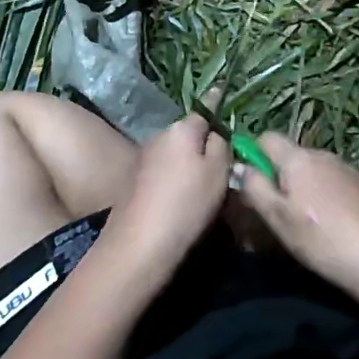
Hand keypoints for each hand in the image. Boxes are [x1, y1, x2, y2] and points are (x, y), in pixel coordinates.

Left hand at [98, 113, 231, 275]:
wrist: (140, 241)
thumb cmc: (187, 202)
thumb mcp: (219, 171)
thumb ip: (221, 145)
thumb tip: (214, 136)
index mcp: (180, 128)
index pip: (204, 116)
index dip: (217, 134)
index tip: (226, 157)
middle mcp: (157, 135)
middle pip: (186, 137)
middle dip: (199, 152)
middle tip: (215, 180)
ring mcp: (141, 157)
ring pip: (172, 156)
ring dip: (183, 169)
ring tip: (196, 197)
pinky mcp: (131, 180)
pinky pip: (159, 174)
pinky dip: (168, 184)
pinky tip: (174, 205)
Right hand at [239, 133, 358, 295]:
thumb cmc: (322, 239)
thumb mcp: (277, 218)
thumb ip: (254, 188)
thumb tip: (241, 167)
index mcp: (298, 158)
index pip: (266, 137)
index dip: (254, 154)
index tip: (254, 183)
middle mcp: (323, 155)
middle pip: (291, 155)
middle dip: (280, 175)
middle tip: (279, 212)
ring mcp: (347, 169)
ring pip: (313, 170)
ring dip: (304, 187)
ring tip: (307, 222)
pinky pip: (333, 182)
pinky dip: (326, 196)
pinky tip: (333, 225)